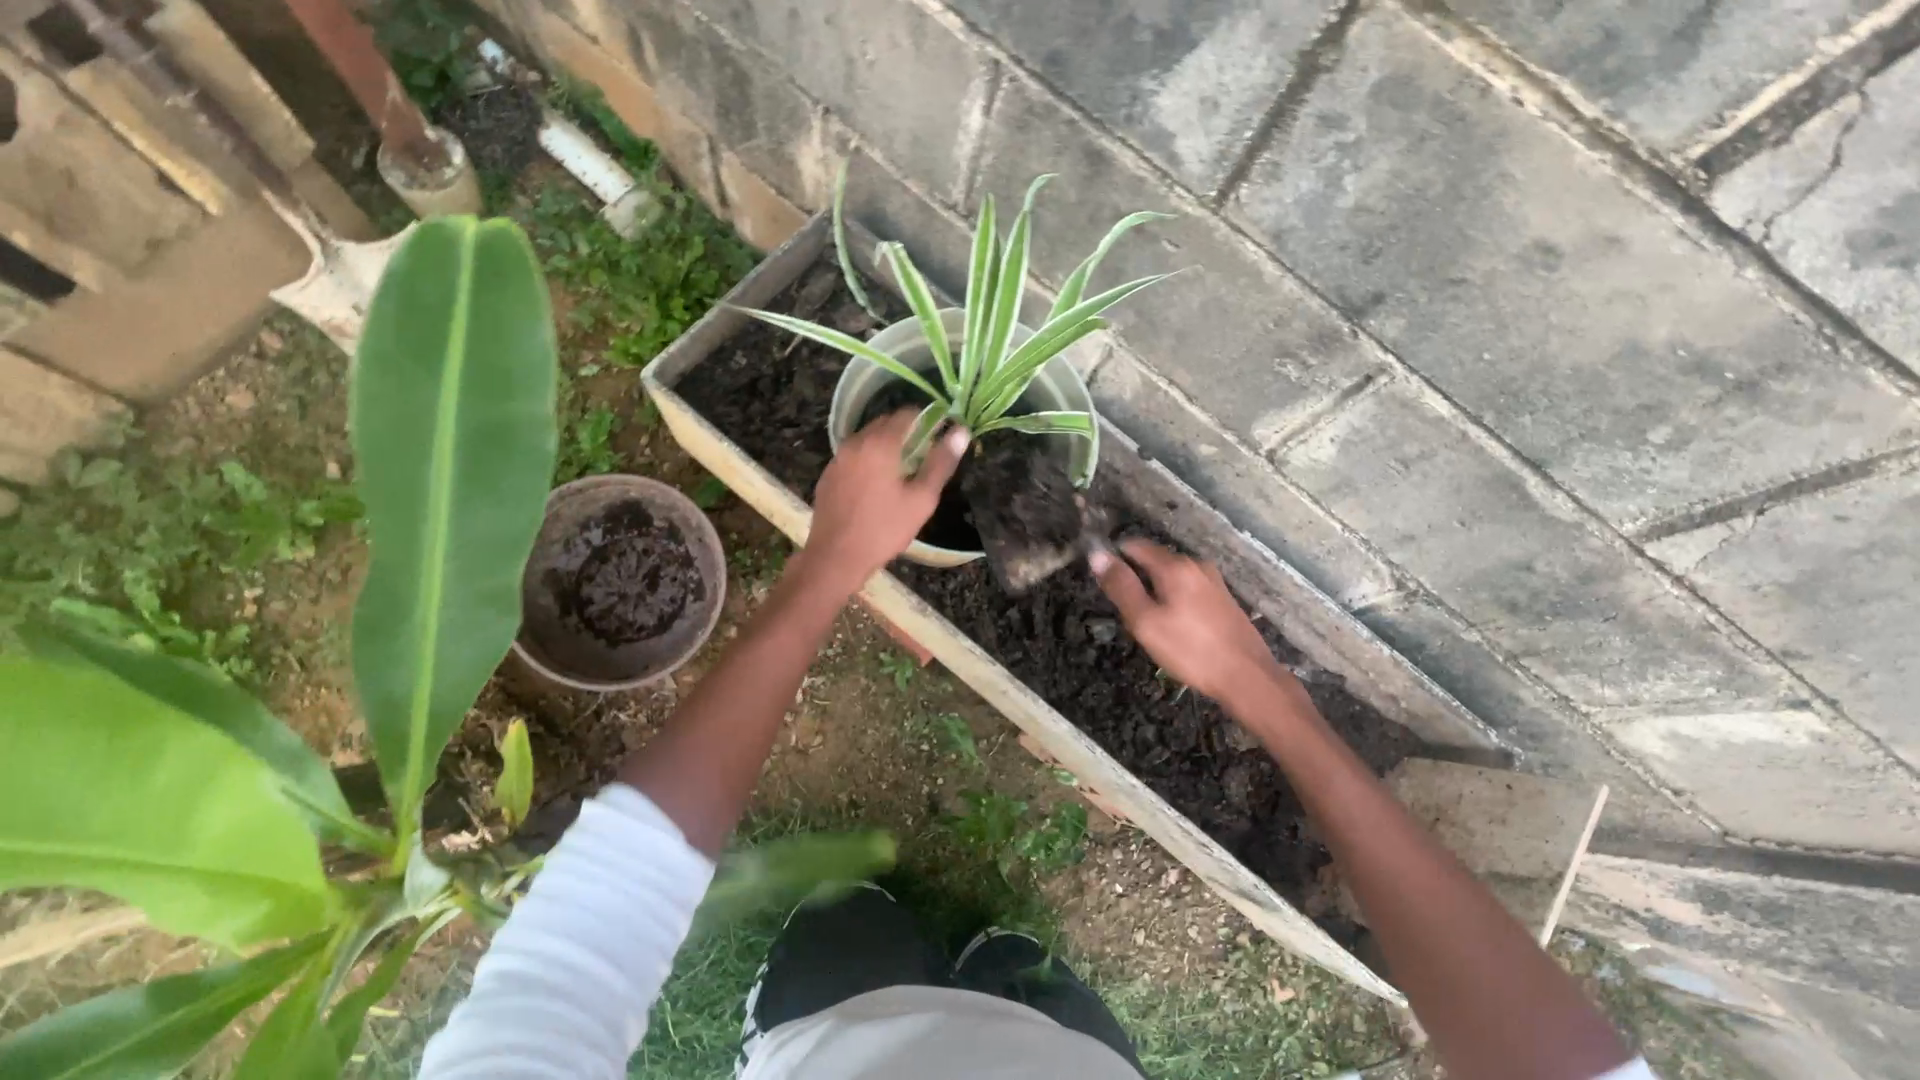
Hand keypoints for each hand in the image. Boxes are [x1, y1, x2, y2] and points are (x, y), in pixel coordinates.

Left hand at [806, 409, 967, 587]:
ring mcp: (837, 458)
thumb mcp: (921, 499)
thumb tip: (961, 432)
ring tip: (901, 471)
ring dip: (885, 445)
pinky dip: (867, 460)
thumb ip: (941, 462)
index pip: (907, 414)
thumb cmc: (884, 529)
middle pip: (885, 423)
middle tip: (923, 455)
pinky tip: (875, 486)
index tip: (939, 435)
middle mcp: (856, 442)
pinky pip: (852, 456)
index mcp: (880, 443)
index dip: (927, 420)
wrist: (836, 556)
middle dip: (906, 432)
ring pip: (867, 439)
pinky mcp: (827, 474)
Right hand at [1090, 540, 1284, 703]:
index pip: (1135, 545)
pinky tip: (1177, 629)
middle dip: (1137, 580)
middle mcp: (1196, 565)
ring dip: (1156, 593)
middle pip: (1154, 561)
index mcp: (1175, 566)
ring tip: (1151, 626)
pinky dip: (1175, 601)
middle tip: (1129, 614)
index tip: (1104, 582)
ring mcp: (1213, 581)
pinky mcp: (1223, 598)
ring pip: (1172, 577)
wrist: (1247, 676)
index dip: (1115, 558)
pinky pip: (1188, 590)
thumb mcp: (1146, 622)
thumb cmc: (1190, 651)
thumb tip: (1097, 555)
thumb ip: (1121, 586)